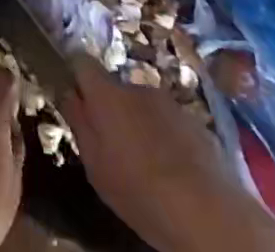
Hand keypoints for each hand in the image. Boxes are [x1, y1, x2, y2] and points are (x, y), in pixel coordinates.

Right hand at [58, 57, 274, 251]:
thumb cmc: (138, 190)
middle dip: (108, 107)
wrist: (208, 212)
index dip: (74, 74)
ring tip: (140, 159)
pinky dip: (162, 135)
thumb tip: (66, 91)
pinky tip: (167, 167)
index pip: (81, 61)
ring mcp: (169, 102)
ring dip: (136, 122)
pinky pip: (166, 120)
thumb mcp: (94, 164)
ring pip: (141, 104)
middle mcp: (137, 87)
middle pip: (113, 86)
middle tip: (107, 142)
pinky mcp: (194, 120)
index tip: (71, 95)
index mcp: (106, 94)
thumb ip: (78, 121)